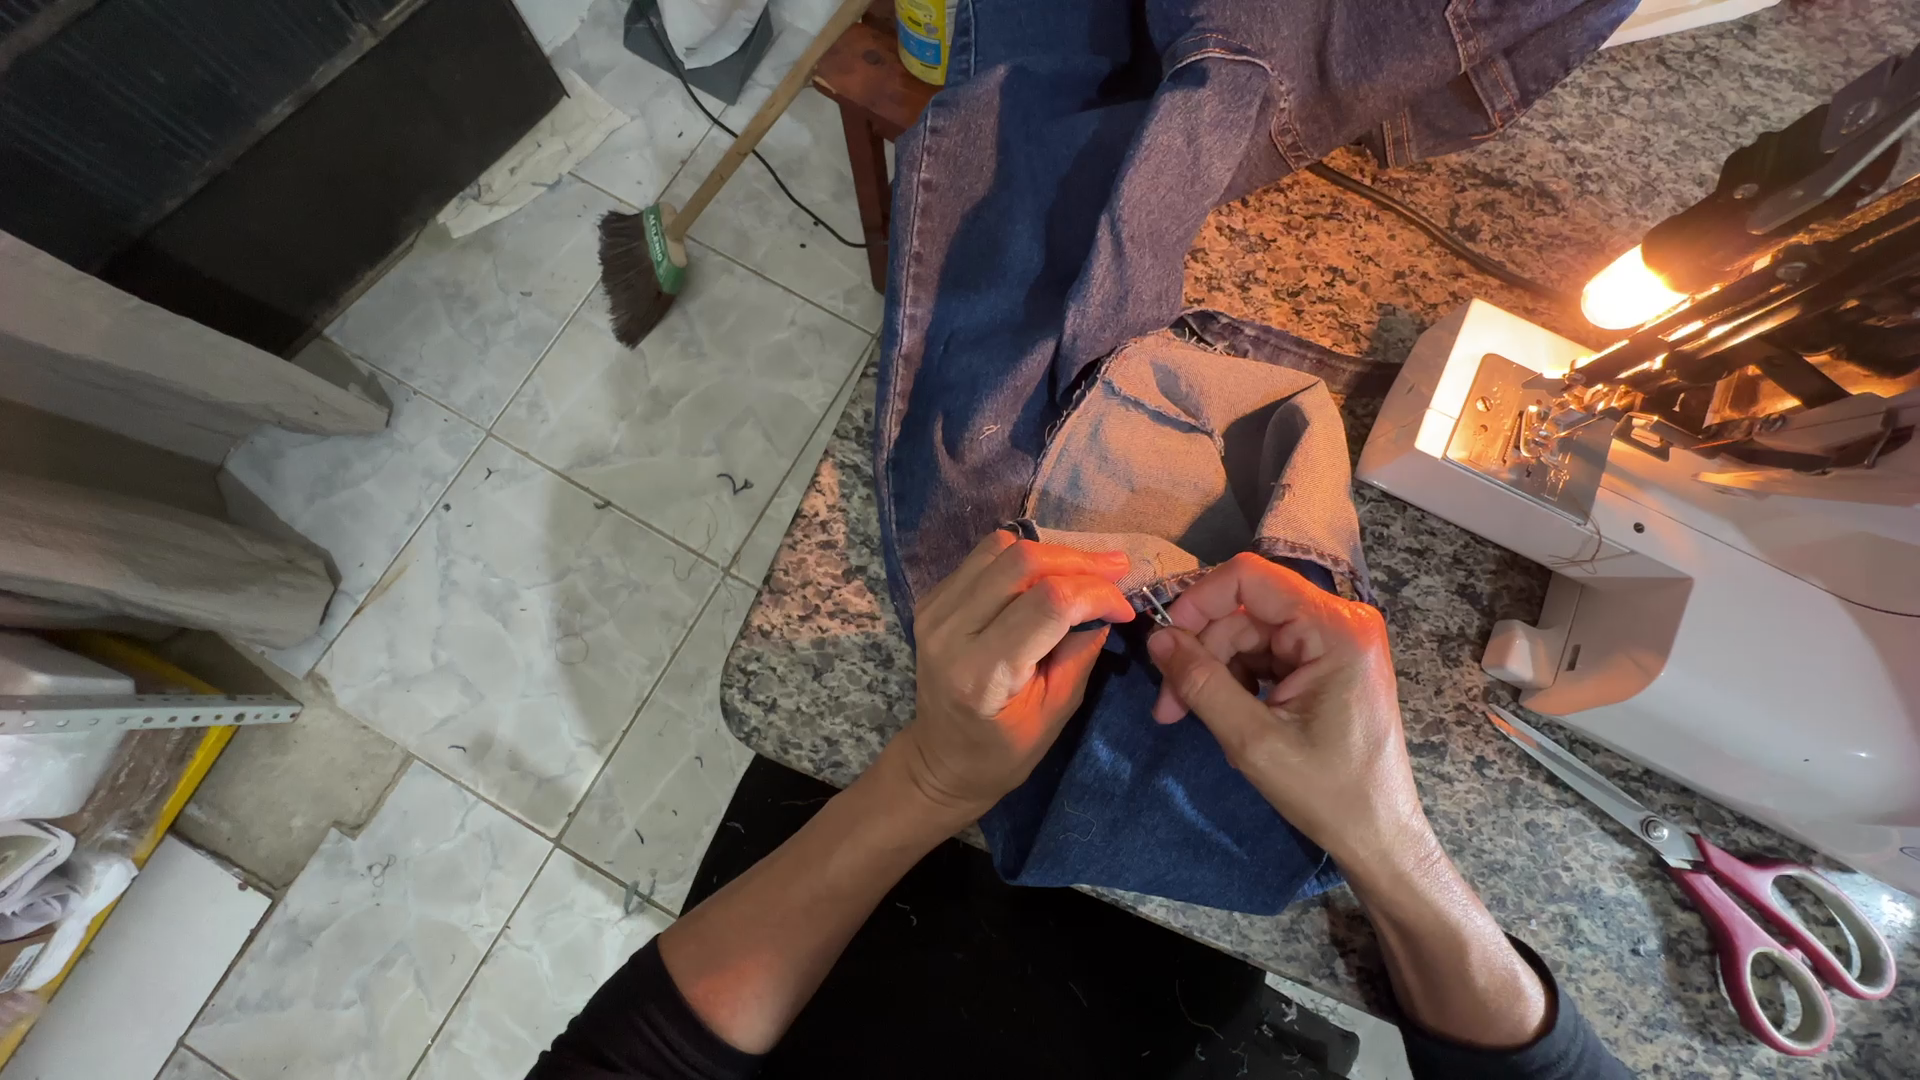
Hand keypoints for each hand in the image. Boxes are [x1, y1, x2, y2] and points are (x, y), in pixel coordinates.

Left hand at [896, 530, 1133, 818]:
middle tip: (1115, 570)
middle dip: (1078, 561)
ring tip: (1082, 573)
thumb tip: (1107, 599)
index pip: (1049, 604)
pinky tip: (1042, 581)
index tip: (1124, 606)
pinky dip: (1021, 560)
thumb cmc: (1003, 749)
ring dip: (1050, 554)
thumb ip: (1081, 650)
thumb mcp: (1057, 710)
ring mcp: (935, 610)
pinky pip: (983, 556)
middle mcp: (950, 632)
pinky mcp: (931, 598)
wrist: (942, 757)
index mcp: (982, 674)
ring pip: (1001, 548)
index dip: (1096, 593)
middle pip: (1023, 562)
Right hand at [1144, 553, 1431, 869]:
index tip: (1165, 644)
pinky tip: (1227, 717)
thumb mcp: (1252, 740)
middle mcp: (1338, 621)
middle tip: (1169, 706)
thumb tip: (1156, 638)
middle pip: (1241, 611)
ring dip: (1212, 671)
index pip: (1248, 578)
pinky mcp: (1323, 661)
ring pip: (1245, 634)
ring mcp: (1332, 641)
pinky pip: (1262, 653)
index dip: (1197, 601)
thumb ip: (1200, 682)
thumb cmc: (1328, 792)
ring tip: (1191, 718)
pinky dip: (1234, 680)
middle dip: (1199, 652)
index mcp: (1334, 628)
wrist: (1380, 838)